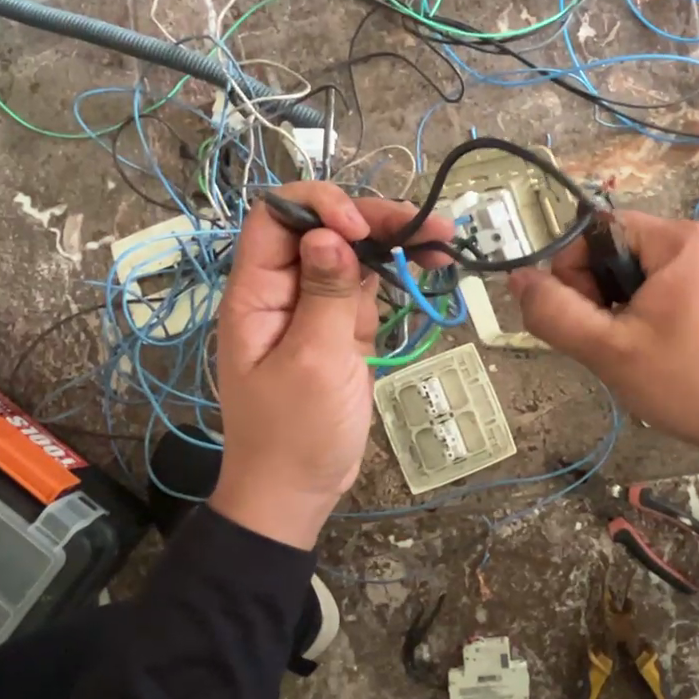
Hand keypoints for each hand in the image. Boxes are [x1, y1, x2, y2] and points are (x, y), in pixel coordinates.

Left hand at [212, 182, 451, 549]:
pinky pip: (367, 284)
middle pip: (324, 228)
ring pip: (352, 251)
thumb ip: (325, 294)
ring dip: (395, 238)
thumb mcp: (313, 361)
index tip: (361, 229)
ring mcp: (315, 305)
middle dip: (373, 218)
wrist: (297, 491)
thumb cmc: (294, 433)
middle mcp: (283, 287)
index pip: (276, 217)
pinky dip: (397, 269)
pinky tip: (430, 261)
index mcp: (257, 291)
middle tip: (428, 227)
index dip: (319, 207)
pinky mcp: (341, 325)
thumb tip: (331, 235)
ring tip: (442, 238)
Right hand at [509, 212, 698, 486]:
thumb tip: (517, 278)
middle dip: (597, 296)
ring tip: (633, 351)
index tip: (583, 319)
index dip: (573, 272)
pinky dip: (640, 317)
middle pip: (612, 251)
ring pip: (630, 275)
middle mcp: (694, 240)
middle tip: (610, 342)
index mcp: (676, 239)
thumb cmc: (688, 383)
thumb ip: (554, 312)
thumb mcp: (609, 350)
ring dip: (616, 311)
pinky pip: (655, 289)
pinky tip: (652, 352)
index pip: (594, 230)